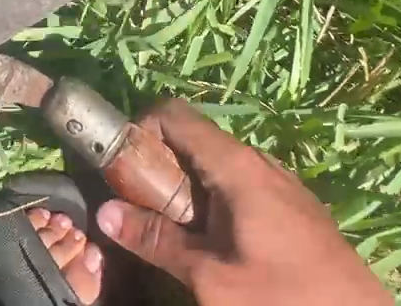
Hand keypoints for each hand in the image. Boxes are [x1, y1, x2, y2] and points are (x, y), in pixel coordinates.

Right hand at [94, 100, 388, 305]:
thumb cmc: (283, 298)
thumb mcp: (212, 278)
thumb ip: (158, 242)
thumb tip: (105, 213)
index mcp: (237, 165)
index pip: (174, 114)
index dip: (141, 130)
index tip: (125, 171)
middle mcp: (258, 161)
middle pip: (194, 140)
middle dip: (160, 167)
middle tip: (144, 209)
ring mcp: (280, 183)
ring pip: (217, 165)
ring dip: (188, 188)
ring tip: (177, 232)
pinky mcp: (295, 208)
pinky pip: (242, 186)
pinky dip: (216, 202)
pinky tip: (218, 245)